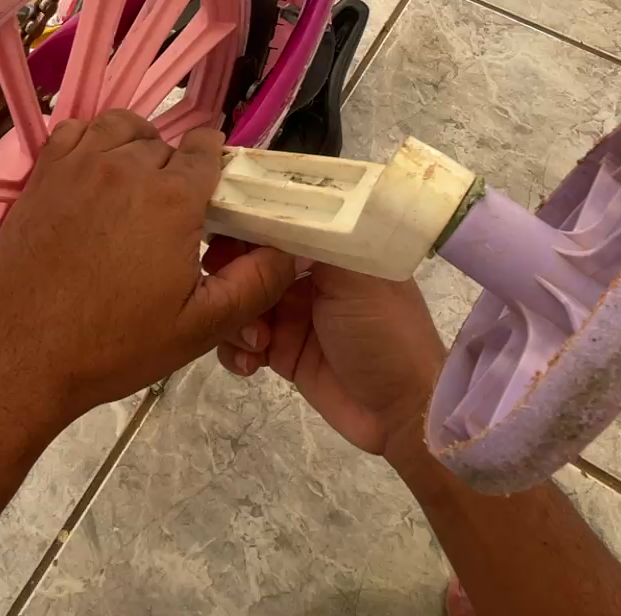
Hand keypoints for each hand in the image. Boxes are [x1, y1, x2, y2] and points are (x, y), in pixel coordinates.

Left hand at [0, 111, 297, 423]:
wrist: (16, 355)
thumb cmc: (112, 344)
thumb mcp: (200, 328)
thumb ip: (255, 285)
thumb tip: (288, 251)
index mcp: (173, 198)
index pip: (207, 150)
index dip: (216, 163)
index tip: (215, 187)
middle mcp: (127, 166)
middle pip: (167, 143)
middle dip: (178, 168)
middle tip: (174, 212)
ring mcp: (80, 164)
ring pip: (123, 126)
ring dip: (138, 145)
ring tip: (137, 182)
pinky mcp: (43, 173)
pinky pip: (77, 130)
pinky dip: (93, 140)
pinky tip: (94, 173)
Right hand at [213, 244, 448, 457]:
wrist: (400, 414)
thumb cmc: (385, 334)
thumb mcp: (356, 278)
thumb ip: (314, 240)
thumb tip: (268, 207)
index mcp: (332, 249)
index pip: (280, 225)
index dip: (248, 227)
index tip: (221, 235)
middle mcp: (309, 275)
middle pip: (252, 262)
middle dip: (233, 276)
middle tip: (222, 291)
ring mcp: (292, 313)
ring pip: (241, 301)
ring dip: (236, 318)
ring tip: (257, 341)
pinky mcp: (281, 351)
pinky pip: (241, 340)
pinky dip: (236, 348)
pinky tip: (252, 362)